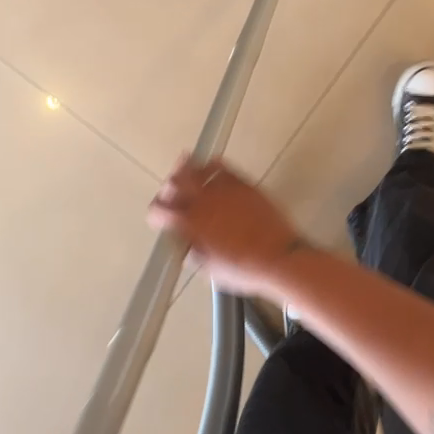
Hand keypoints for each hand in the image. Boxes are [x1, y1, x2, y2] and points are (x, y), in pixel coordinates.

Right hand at [147, 158, 310, 298]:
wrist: (278, 258)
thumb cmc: (244, 270)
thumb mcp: (209, 269)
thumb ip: (193, 252)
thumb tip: (187, 248)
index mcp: (190, 224)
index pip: (160, 210)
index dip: (155, 212)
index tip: (156, 215)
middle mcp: (202, 202)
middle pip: (174, 182)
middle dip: (168, 186)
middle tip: (168, 190)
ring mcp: (222, 189)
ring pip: (195, 168)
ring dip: (186, 168)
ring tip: (182, 165)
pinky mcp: (242, 183)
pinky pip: (222, 165)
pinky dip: (212, 163)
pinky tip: (212, 165)